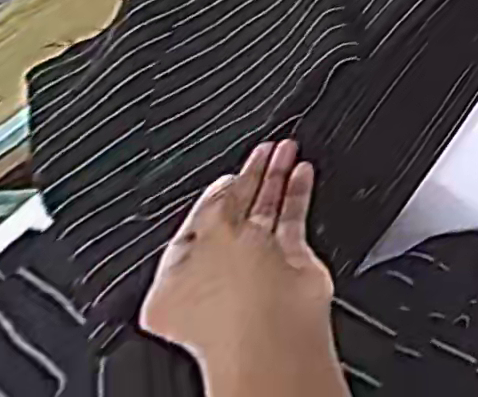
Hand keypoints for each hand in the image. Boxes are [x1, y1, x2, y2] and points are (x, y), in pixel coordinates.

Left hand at [140, 141, 335, 388]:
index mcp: (175, 280)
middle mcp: (215, 273)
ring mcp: (254, 268)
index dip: (215, 193)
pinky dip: (298, 194)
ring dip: (277, 180)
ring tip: (287, 150)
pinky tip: (302, 173)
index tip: (233, 168)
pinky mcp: (290, 263)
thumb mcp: (211, 240)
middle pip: (234, 214)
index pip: (196, 224)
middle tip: (266, 150)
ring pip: (265, 213)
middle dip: (251, 179)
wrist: (274, 326)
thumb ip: (218, 208)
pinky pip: (292, 220)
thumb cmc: (229, 302)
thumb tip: (226, 183)